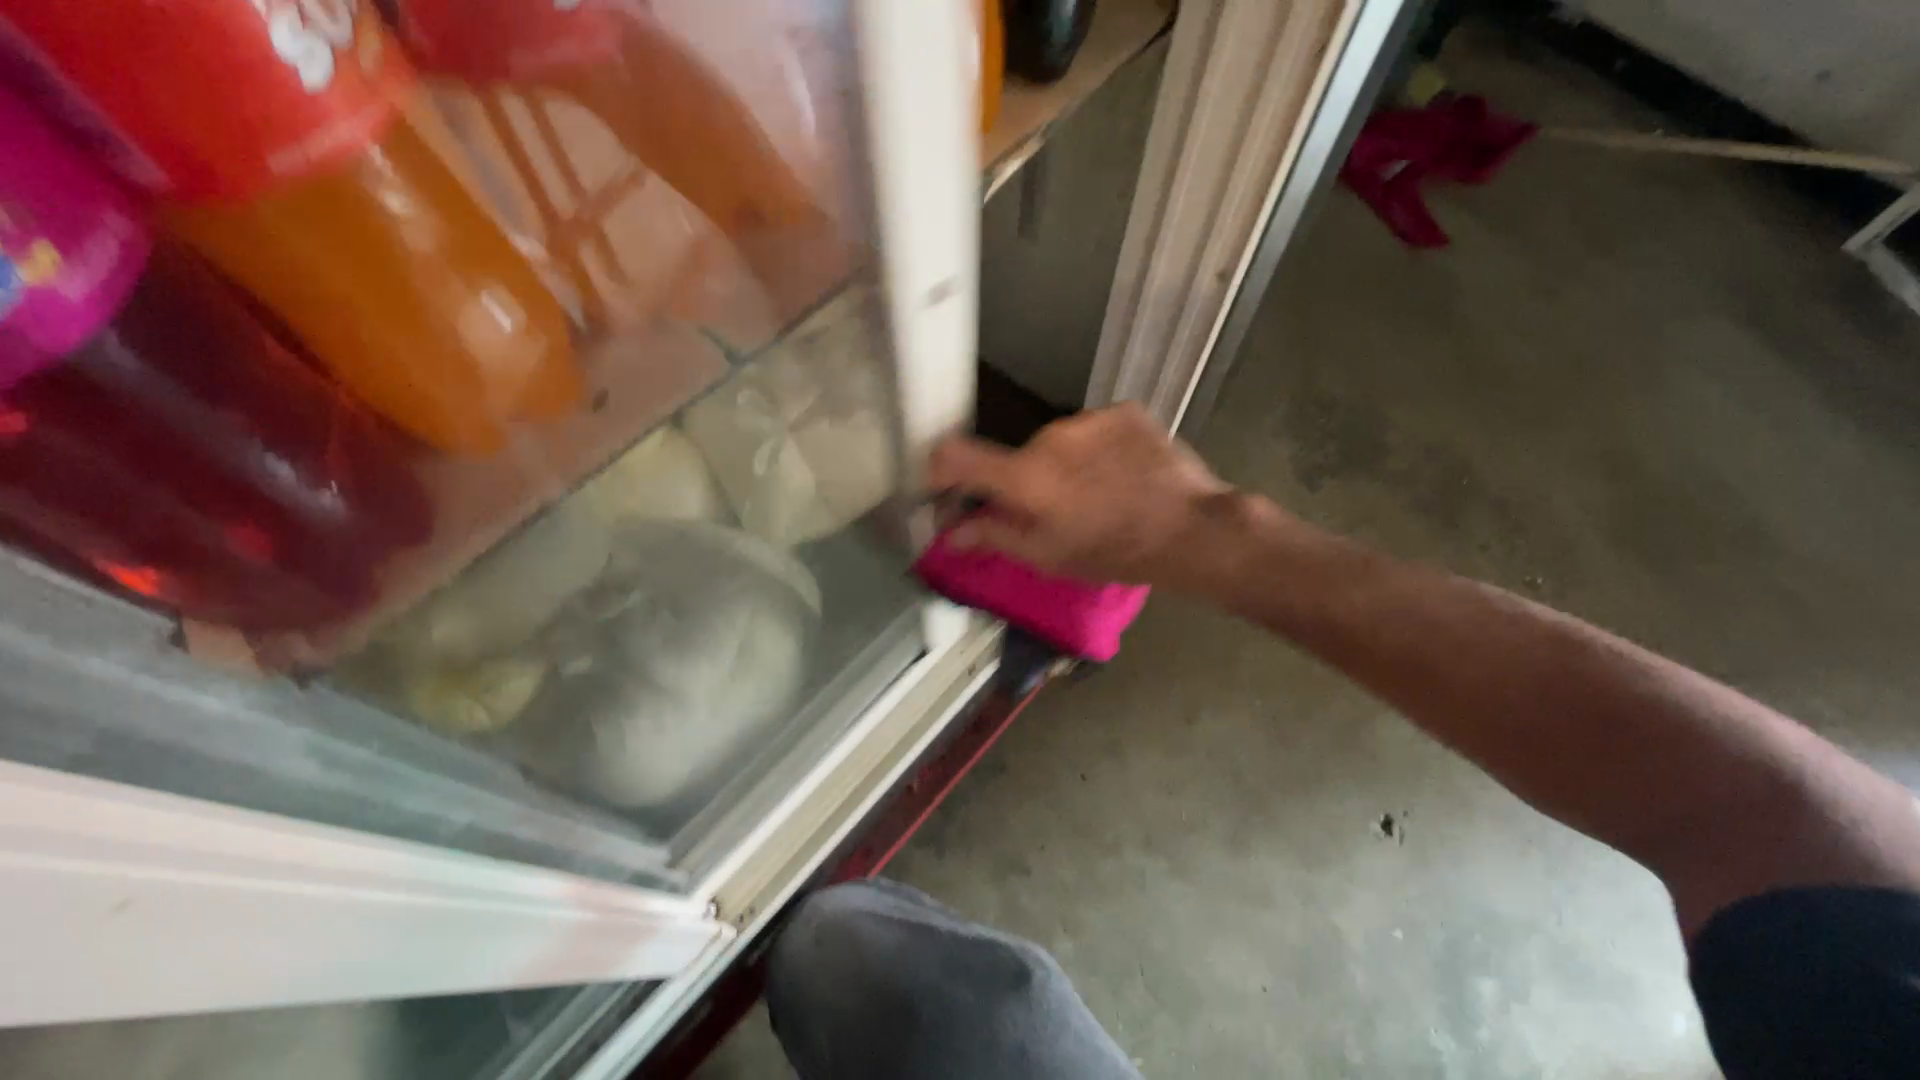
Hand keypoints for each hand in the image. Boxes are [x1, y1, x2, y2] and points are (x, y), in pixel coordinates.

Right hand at [926, 404, 1239, 586]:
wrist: (1192, 529)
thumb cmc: (1115, 552)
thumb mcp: (1049, 556)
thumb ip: (994, 535)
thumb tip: (951, 532)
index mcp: (1026, 476)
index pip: (957, 455)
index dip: (940, 468)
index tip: (944, 485)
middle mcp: (1049, 436)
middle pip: (1019, 457)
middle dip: (1027, 482)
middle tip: (1057, 513)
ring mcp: (1090, 419)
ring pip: (1060, 444)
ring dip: (1067, 466)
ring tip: (1100, 495)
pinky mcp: (1125, 411)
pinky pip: (1095, 431)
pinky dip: (1100, 451)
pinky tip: (1124, 475)